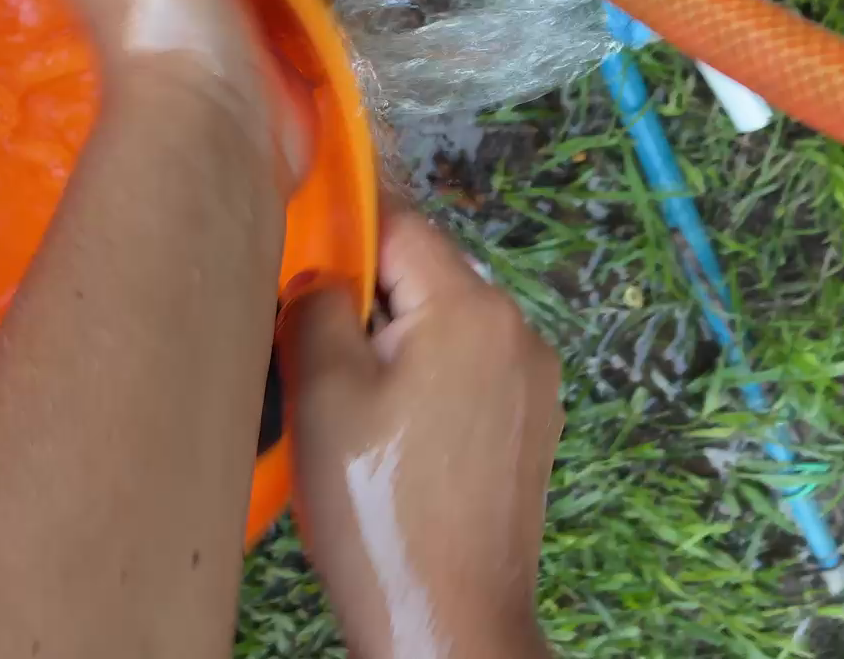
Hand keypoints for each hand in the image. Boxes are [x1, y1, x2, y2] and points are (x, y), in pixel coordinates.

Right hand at [282, 209, 562, 658]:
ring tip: (359, 389)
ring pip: (449, 314)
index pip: (404, 224)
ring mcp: (536, 374)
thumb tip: (326, 276)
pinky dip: (432, 363)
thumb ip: (317, 301)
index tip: (308, 248)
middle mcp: (519, 327)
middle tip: (323, 337)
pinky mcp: (535, 414)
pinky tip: (402, 421)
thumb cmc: (375, 502)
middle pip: (429, 269)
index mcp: (471, 308)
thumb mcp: (323, 390)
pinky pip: (472, 356)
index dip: (350, 226)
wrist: (448, 624)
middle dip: (372, 288)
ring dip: (400, 327)